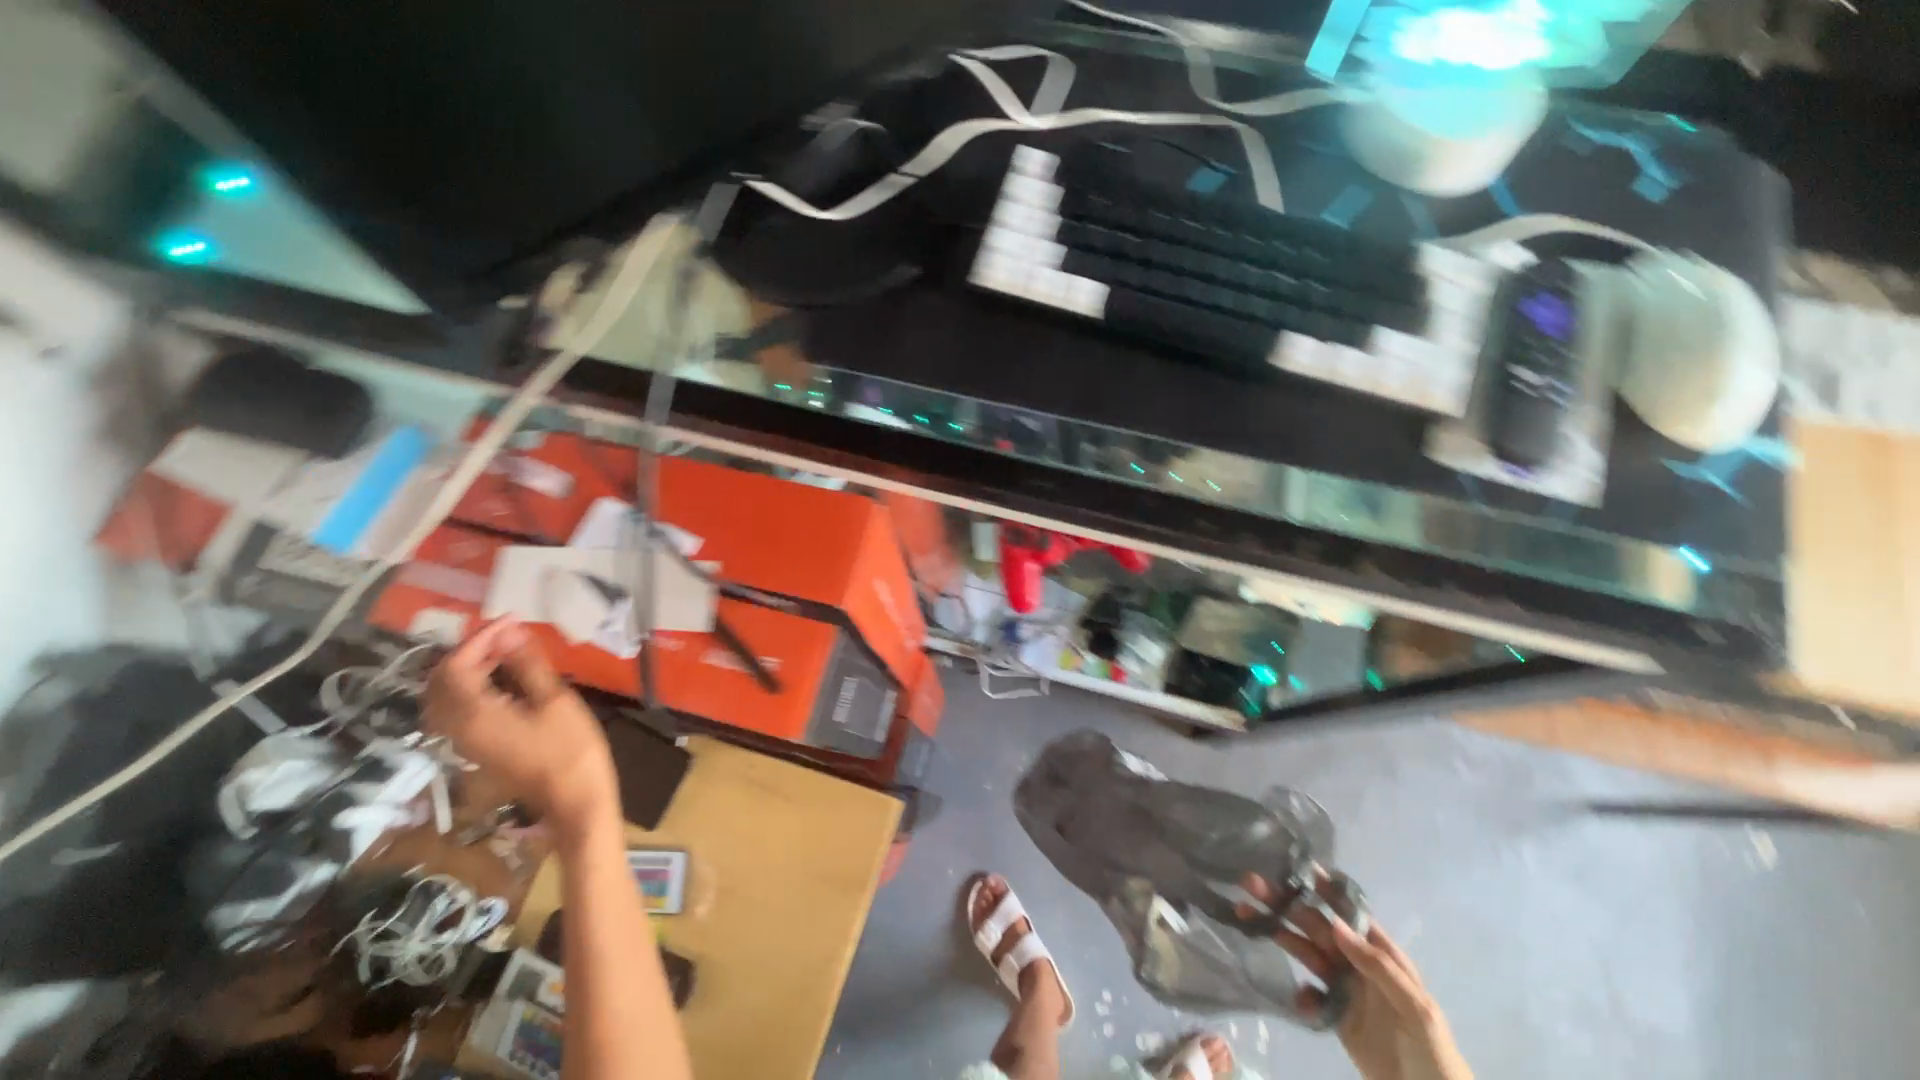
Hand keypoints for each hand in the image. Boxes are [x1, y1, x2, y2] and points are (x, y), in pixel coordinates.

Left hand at [424, 618, 619, 839]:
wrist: (574, 798)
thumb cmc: (570, 748)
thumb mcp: (555, 699)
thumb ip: (527, 663)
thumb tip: (510, 631)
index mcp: (474, 714)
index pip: (457, 665)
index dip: (479, 638)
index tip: (512, 620)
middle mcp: (457, 728)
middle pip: (441, 680)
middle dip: (467, 651)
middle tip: (504, 634)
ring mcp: (464, 741)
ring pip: (444, 696)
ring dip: (465, 669)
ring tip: (501, 652)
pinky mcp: (476, 748)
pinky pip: (455, 711)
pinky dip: (468, 688)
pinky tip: (497, 680)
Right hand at [1241, 873, 1471, 1079]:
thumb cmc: (1433, 1054)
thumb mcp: (1416, 1009)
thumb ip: (1378, 967)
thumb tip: (1336, 925)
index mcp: (1383, 957)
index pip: (1349, 915)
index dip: (1324, 891)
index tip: (1296, 867)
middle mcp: (1360, 966)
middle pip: (1319, 929)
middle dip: (1288, 906)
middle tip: (1253, 885)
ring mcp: (1347, 991)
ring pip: (1308, 955)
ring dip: (1282, 937)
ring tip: (1248, 918)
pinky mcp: (1336, 1017)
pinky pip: (1311, 996)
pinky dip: (1301, 995)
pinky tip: (1299, 1001)